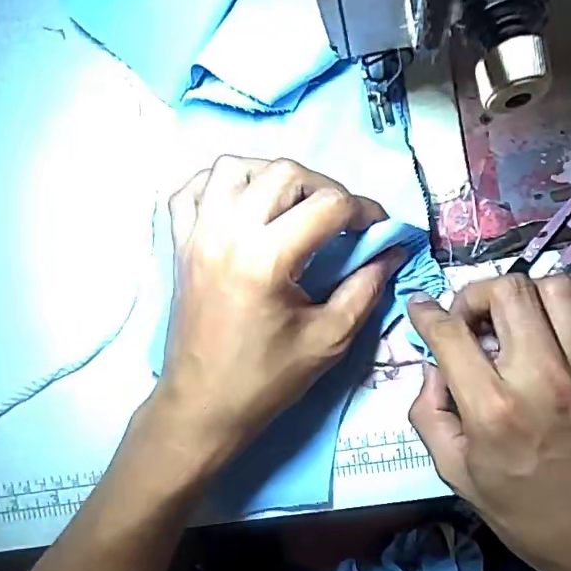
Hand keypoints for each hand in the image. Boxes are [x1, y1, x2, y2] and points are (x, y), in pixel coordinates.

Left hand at [151, 157, 401, 464]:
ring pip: (236, 167)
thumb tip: (393, 251)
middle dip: (326, 188)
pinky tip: (250, 206)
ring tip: (297, 207)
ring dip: (276, 178)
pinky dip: (227, 185)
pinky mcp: (178, 241)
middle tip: (343, 220)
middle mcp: (226, 232)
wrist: (203, 404)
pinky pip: (195, 187)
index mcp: (265, 259)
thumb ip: (366, 288)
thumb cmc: (268, 378)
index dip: (365, 211)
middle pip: (284, 173)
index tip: (379, 230)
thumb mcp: (330, 338)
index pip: (327, 205)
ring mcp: (195, 232)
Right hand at [406, 274, 570, 570]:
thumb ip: (432, 418)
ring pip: (557, 287)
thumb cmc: (530, 518)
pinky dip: (567, 310)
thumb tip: (433, 370)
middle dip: (475, 293)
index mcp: (494, 409)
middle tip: (468, 321)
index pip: (452, 333)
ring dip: (525, 293)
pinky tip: (550, 334)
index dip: (426, 313)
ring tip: (510, 321)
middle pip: (509, 290)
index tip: (421, 311)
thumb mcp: (460, 479)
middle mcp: (540, 376)